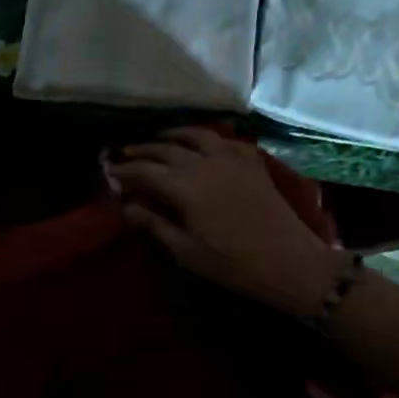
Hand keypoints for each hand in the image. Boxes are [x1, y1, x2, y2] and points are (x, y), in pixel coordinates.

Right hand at [109, 128, 345, 316]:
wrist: (289, 262)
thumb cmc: (231, 263)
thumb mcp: (185, 250)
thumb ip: (153, 224)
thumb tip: (127, 206)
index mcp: (185, 187)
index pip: (144, 170)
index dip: (124, 170)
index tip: (109, 172)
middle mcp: (205, 164)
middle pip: (165, 148)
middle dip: (141, 150)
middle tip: (124, 154)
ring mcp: (231, 159)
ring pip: (196, 135)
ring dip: (172, 135)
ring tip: (158, 139)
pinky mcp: (251, 163)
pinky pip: (225, 140)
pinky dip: (207, 138)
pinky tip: (202, 144)